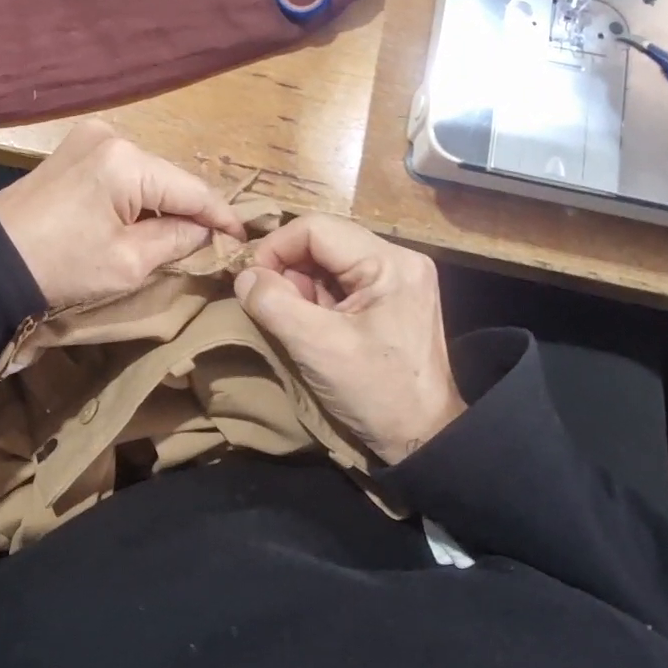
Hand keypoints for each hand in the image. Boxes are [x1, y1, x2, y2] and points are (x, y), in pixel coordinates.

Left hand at [0, 121, 244, 308]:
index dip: (222, 217)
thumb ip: (177, 241)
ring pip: (148, 175)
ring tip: (181, 236)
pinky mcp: (72, 150)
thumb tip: (207, 231)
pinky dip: (137, 196)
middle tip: (213, 243)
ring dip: (163, 203)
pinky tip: (143, 220)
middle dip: (191, 210)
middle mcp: (111, 137)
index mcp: (127, 162)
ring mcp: (88, 139)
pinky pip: (122, 172)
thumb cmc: (60, 267)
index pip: (193, 190)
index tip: (244, 239)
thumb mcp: (128, 263)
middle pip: (170, 179)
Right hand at [234, 215, 465, 463]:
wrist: (423, 439)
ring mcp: (397, 281)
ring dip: (299, 288)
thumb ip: (274, 303)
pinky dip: (315, 301)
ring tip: (289, 322)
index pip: (315, 228)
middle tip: (268, 306)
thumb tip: (244, 275)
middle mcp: (398, 260)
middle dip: (287, 271)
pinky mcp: (391, 302)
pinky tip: (308, 328)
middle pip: (323, 242)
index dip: (275, 249)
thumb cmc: (375, 392)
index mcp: (390, 262)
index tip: (250, 283)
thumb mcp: (317, 347)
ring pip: (328, 263)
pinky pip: (340, 285)